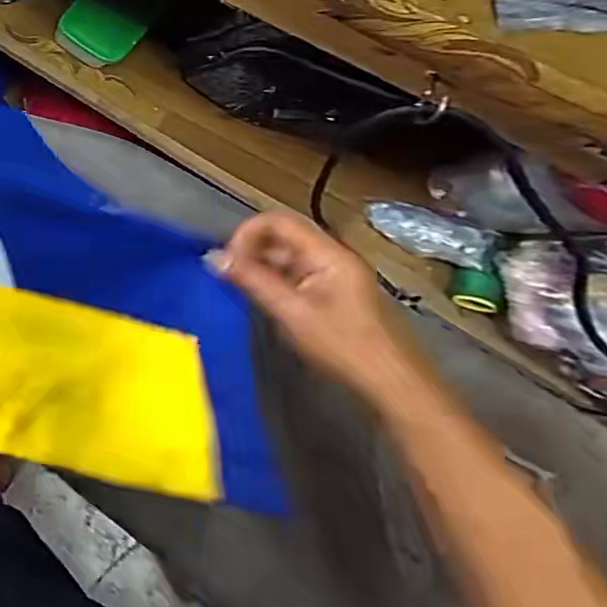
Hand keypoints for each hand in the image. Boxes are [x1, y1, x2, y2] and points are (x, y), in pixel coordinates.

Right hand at [215, 211, 417, 399]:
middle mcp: (332, 255)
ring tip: (243, 290)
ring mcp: (334, 274)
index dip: (247, 233)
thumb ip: (252, 281)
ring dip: (261, 267)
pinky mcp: (333, 293)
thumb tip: (213, 257)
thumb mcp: (292, 313)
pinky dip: (275, 281)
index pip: (278, 221)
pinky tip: (266, 302)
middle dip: (251, 250)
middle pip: (282, 236)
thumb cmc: (344, 347)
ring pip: (287, 256)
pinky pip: (296, 274)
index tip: (229, 260)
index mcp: (328, 253)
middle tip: (229, 275)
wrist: (392, 384)